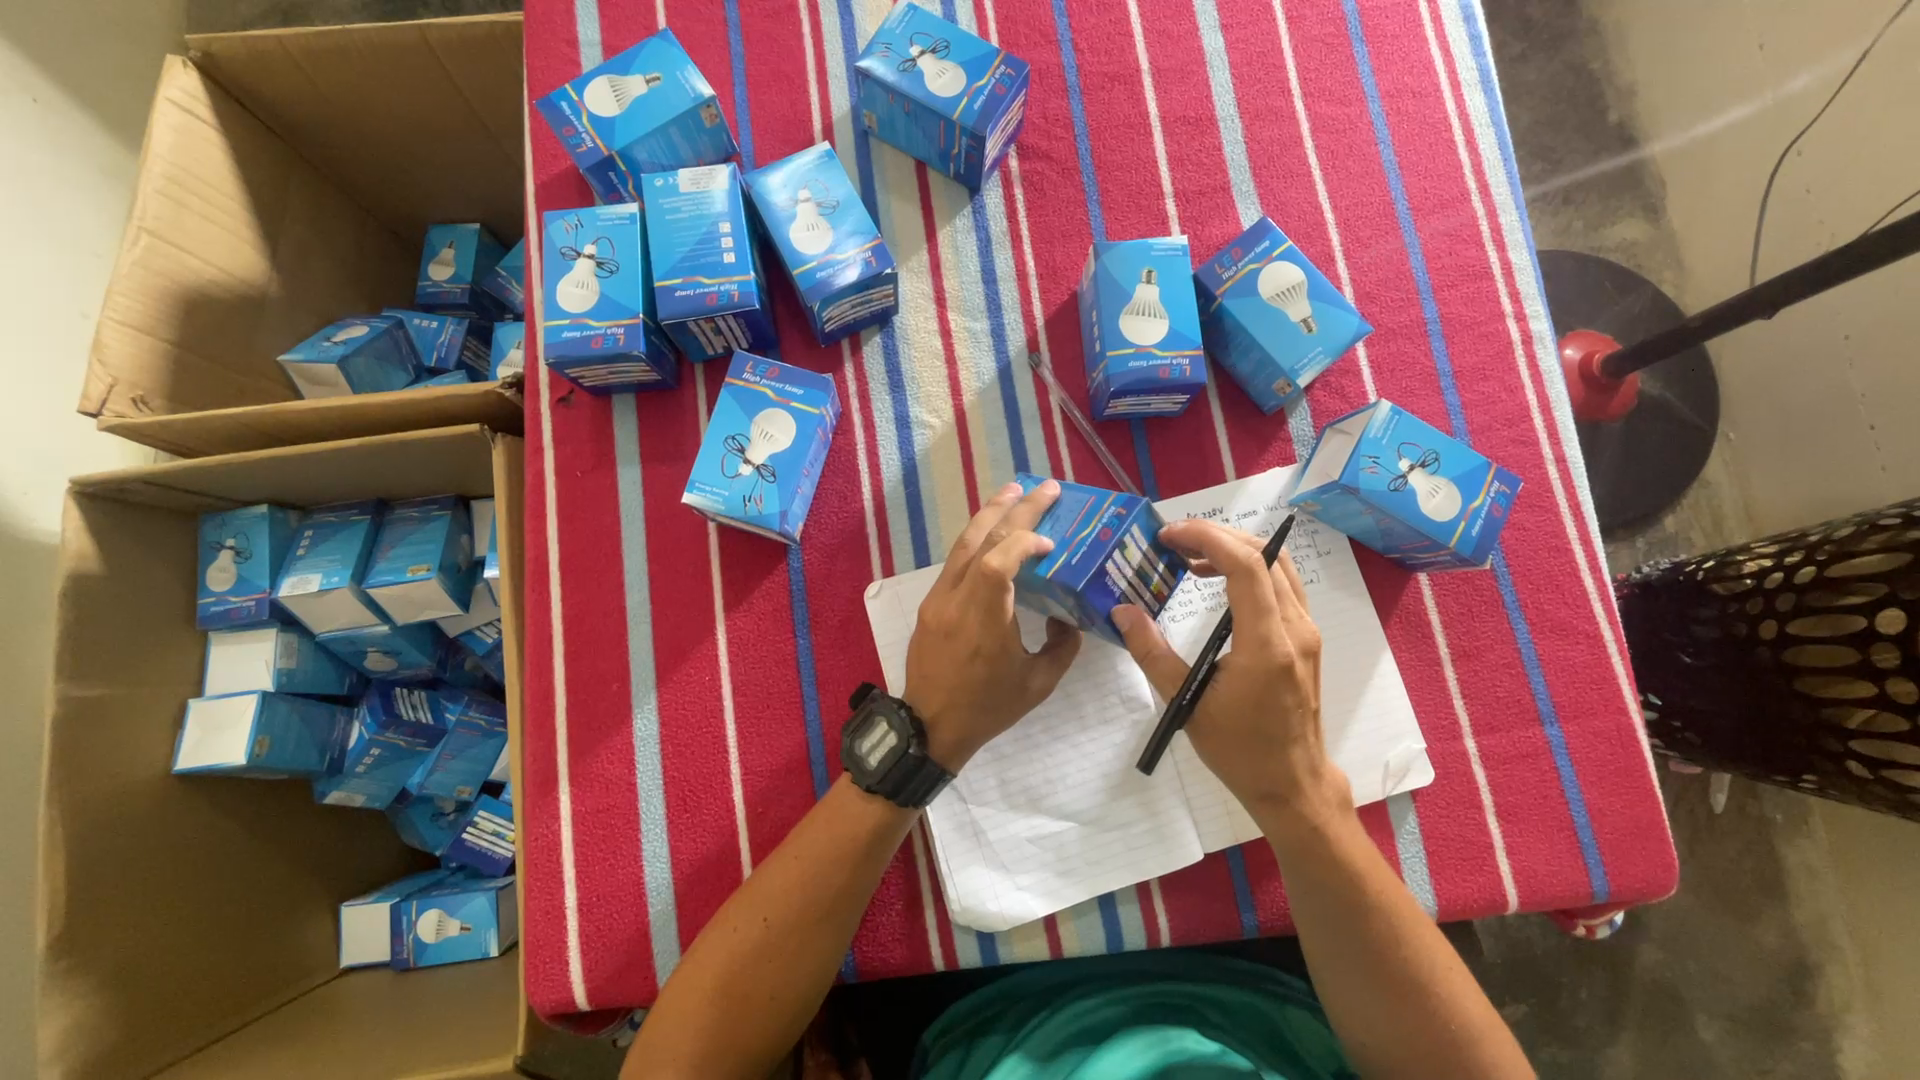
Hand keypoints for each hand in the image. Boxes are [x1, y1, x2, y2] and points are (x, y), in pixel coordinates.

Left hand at [903, 480, 1082, 770]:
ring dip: (989, 515)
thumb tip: (1066, 617)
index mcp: (983, 620)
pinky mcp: (930, 605)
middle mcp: (955, 601)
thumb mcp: (1038, 683)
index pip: (997, 561)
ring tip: (1013, 492)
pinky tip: (991, 531)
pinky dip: (976, 539)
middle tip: (1043, 489)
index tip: (1050, 542)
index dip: (1024, 540)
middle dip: (1013, 509)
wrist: (930, 727)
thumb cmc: (988, 708)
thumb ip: (1061, 645)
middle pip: (979, 540)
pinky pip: (954, 562)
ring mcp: (938, 600)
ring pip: (961, 545)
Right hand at [1110, 519, 1351, 825]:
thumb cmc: (1239, 750)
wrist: (1293, 784)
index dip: (1207, 538)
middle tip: (1173, 541)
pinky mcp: (1305, 639)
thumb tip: (1122, 611)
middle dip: (1217, 536)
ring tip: (1190, 557)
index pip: (1246, 565)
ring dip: (1235, 550)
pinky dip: (1250, 569)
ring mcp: (1306, 632)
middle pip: (1265, 555)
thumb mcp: (1187, 704)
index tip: (1168, 537)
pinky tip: (1217, 582)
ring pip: (1278, 565)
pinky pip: (1282, 585)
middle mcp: (1295, 629)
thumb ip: (1153, 654)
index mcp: (1267, 644)